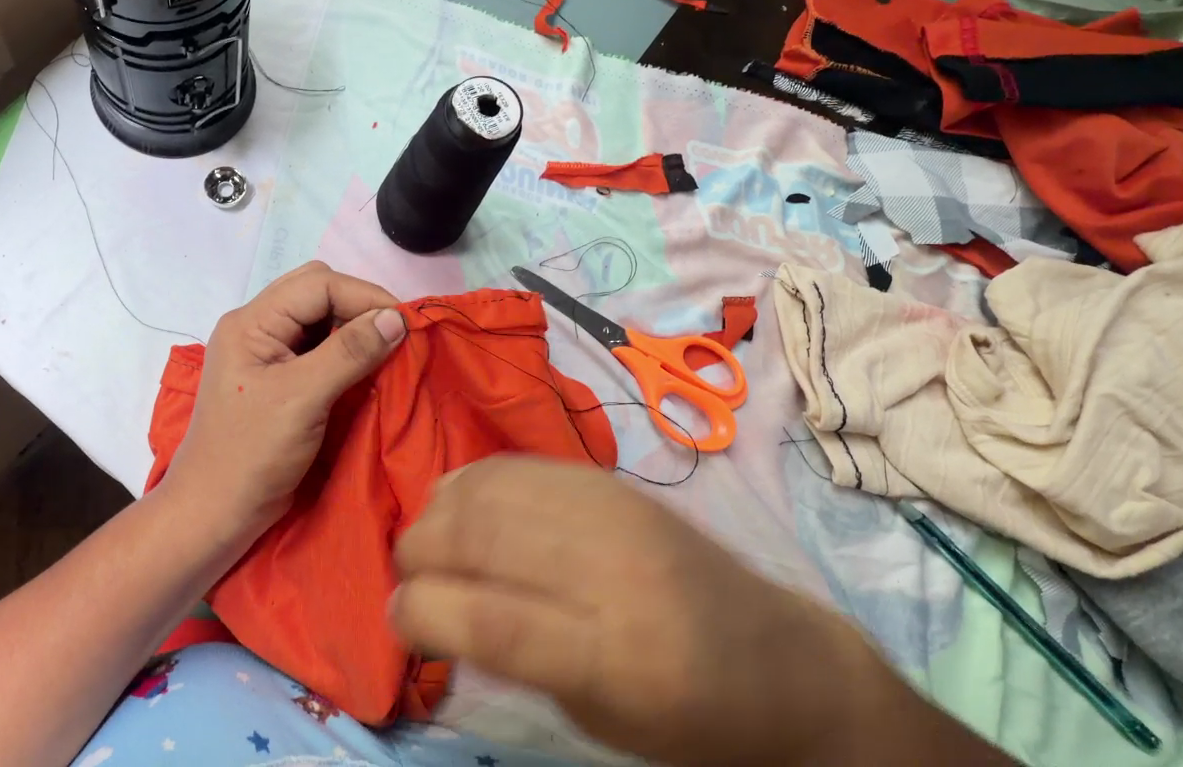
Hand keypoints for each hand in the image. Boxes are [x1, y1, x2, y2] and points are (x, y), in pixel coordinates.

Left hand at [160, 261, 405, 541]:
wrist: (216, 511)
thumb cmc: (252, 454)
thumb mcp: (303, 399)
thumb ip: (349, 352)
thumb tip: (397, 317)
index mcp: (250, 322)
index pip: (316, 284)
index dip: (363, 296)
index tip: (404, 324)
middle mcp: (255, 327)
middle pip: (315, 291)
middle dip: (358, 305)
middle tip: (395, 335)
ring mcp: (264, 352)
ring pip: (317, 316)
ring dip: (352, 327)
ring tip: (384, 349)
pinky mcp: (276, 376)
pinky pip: (316, 344)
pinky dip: (344, 348)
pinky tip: (363, 366)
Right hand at [391, 457, 1005, 766]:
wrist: (783, 662)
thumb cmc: (687, 718)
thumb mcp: (598, 719)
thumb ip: (511, 659)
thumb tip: (431, 606)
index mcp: (616, 657)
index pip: (489, 620)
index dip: (422, 613)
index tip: (399, 620)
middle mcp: (611, 569)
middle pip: (476, 536)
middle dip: (417, 555)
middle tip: (411, 583)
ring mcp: (611, 512)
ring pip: (485, 488)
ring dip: (436, 514)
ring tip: (434, 546)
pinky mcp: (608, 480)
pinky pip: (512, 465)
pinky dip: (469, 484)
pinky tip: (465, 509)